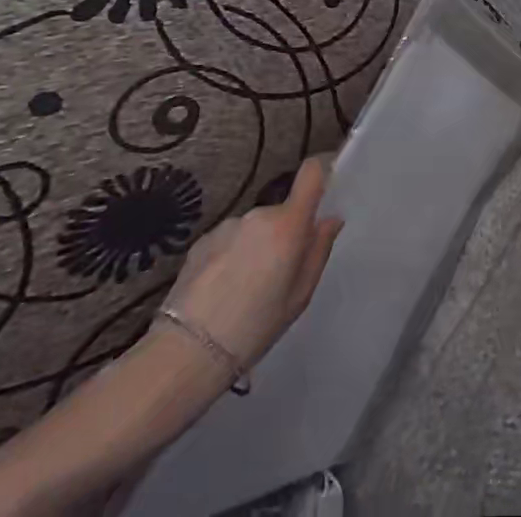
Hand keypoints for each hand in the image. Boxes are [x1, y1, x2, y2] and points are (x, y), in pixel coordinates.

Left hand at [161, 155, 345, 371]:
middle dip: (284, 234)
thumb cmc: (257, 325)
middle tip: (279, 276)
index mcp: (287, 225)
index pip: (310, 175)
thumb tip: (330, 219)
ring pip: (254, 229)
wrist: (190, 348)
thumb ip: (318, 251)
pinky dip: (232, 257)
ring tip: (246, 289)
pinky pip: (229, 240)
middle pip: (281, 213)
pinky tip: (223, 289)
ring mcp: (226, 225)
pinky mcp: (202, 239)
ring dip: (256, 247)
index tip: (325, 184)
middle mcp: (257, 215)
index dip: (320, 172)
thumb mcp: (300, 296)